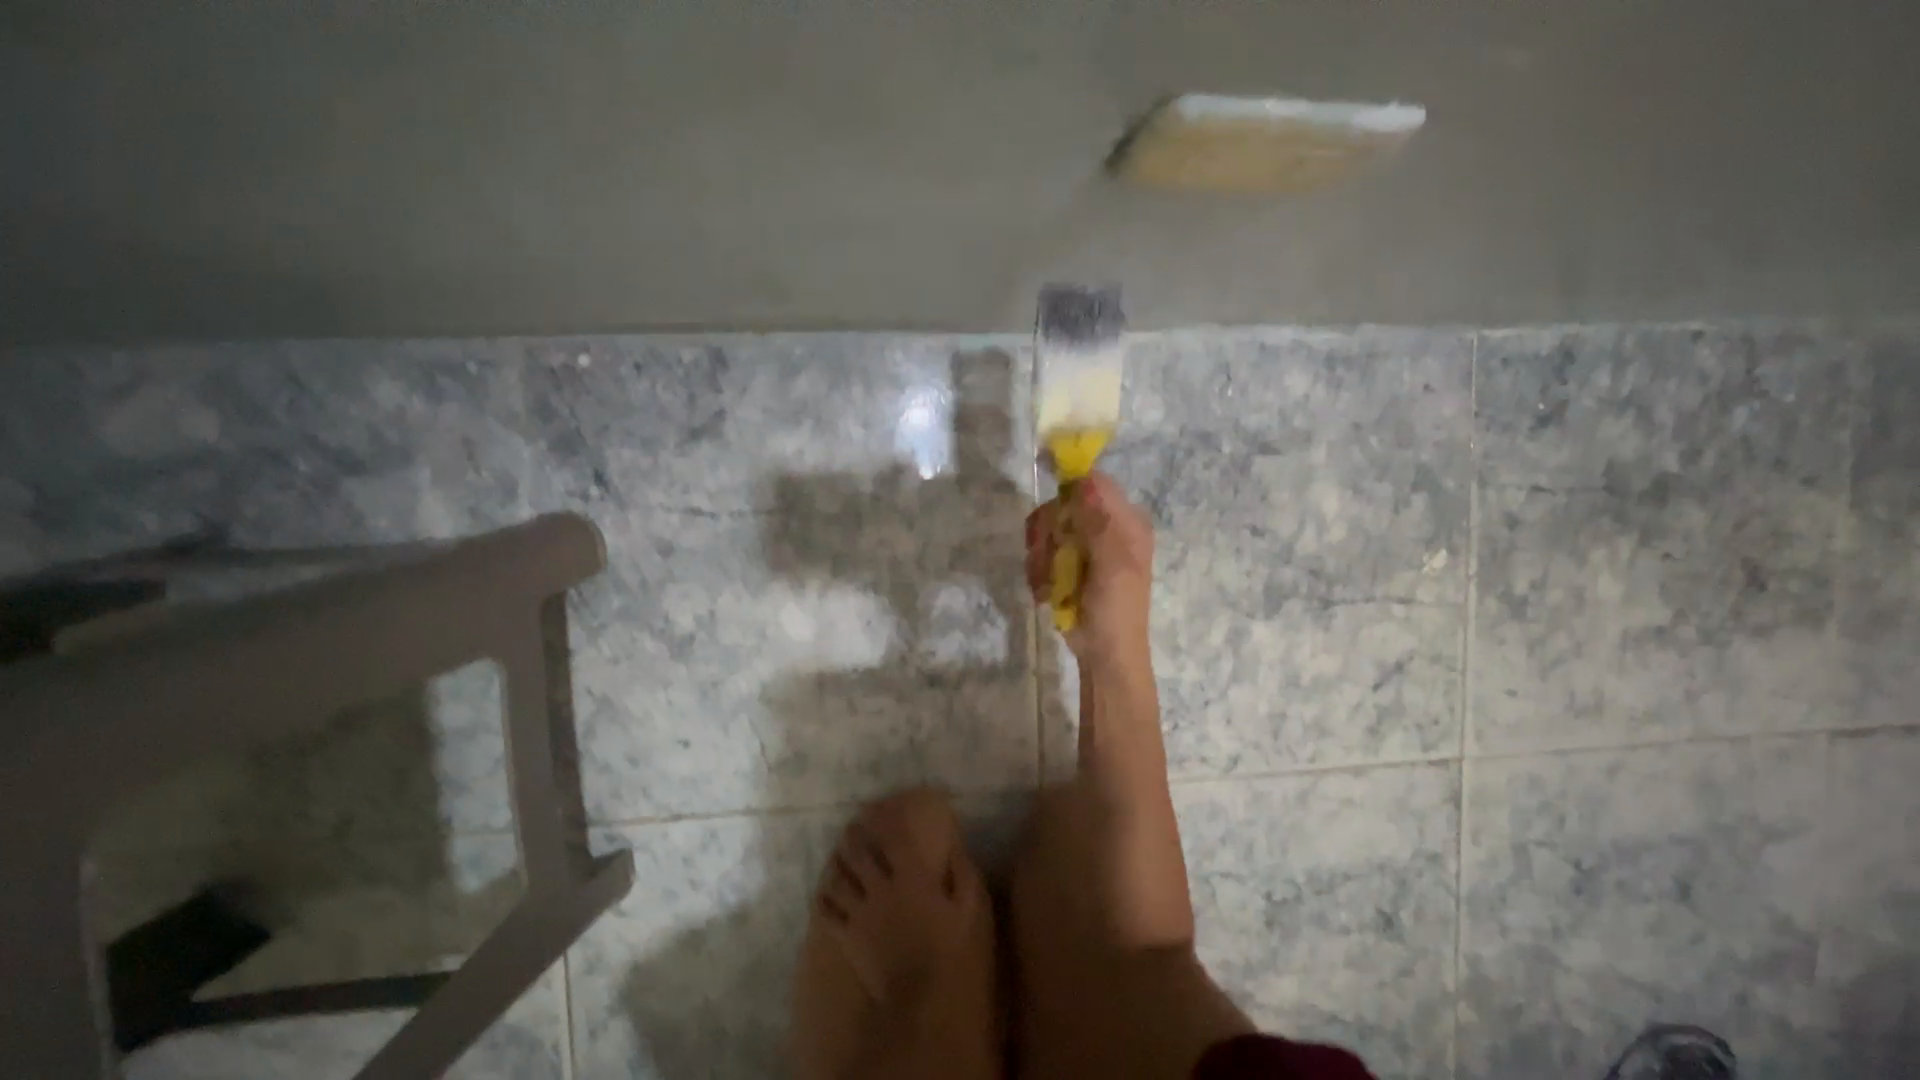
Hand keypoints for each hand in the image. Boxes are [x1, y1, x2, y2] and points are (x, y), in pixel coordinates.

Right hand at [1025, 470, 1153, 666]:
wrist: (1105, 656)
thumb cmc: (1115, 611)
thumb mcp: (1113, 565)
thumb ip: (1100, 522)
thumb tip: (1084, 480)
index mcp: (1127, 522)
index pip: (1094, 483)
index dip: (1068, 483)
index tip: (1043, 494)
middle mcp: (1108, 527)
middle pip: (1064, 504)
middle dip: (1048, 531)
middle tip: (1042, 555)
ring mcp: (1087, 546)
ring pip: (1049, 529)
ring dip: (1041, 555)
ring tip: (1046, 582)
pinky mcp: (1069, 564)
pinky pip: (1043, 551)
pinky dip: (1038, 570)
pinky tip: (1045, 590)